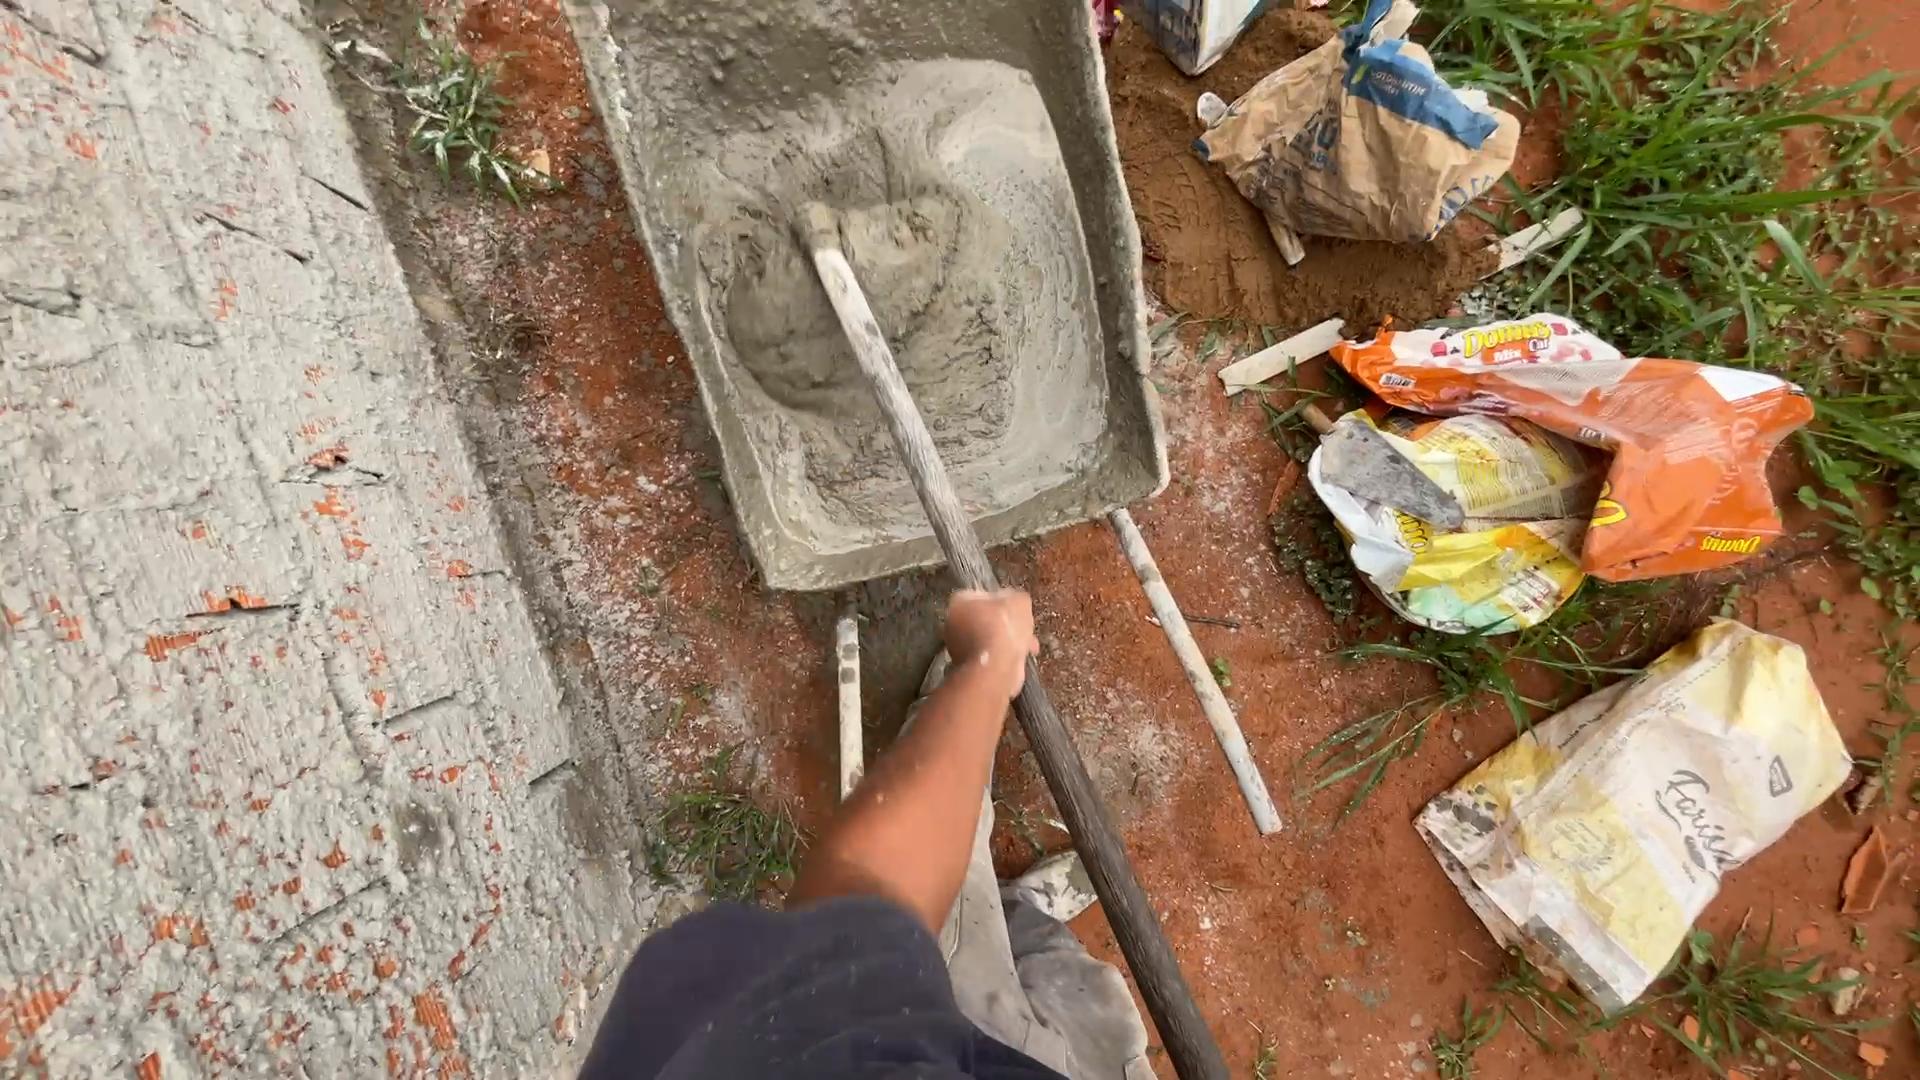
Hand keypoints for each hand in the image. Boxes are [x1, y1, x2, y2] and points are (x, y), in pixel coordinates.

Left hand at [942, 590, 1039, 699]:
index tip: (1016, 610)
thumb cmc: (1003, 627)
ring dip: (1008, 642)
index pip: (980, 595)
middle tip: (1025, 629)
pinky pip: (989, 657)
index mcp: (959, 601)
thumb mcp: (1019, 601)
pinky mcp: (966, 666)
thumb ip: (1016, 597)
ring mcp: (957, 647)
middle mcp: (952, 623)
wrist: (995, 667)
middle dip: (1007, 625)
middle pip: (985, 619)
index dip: (1002, 601)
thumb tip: (1013, 601)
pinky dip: (1003, 658)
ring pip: (989, 640)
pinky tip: (1019, 660)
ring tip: (1028, 647)